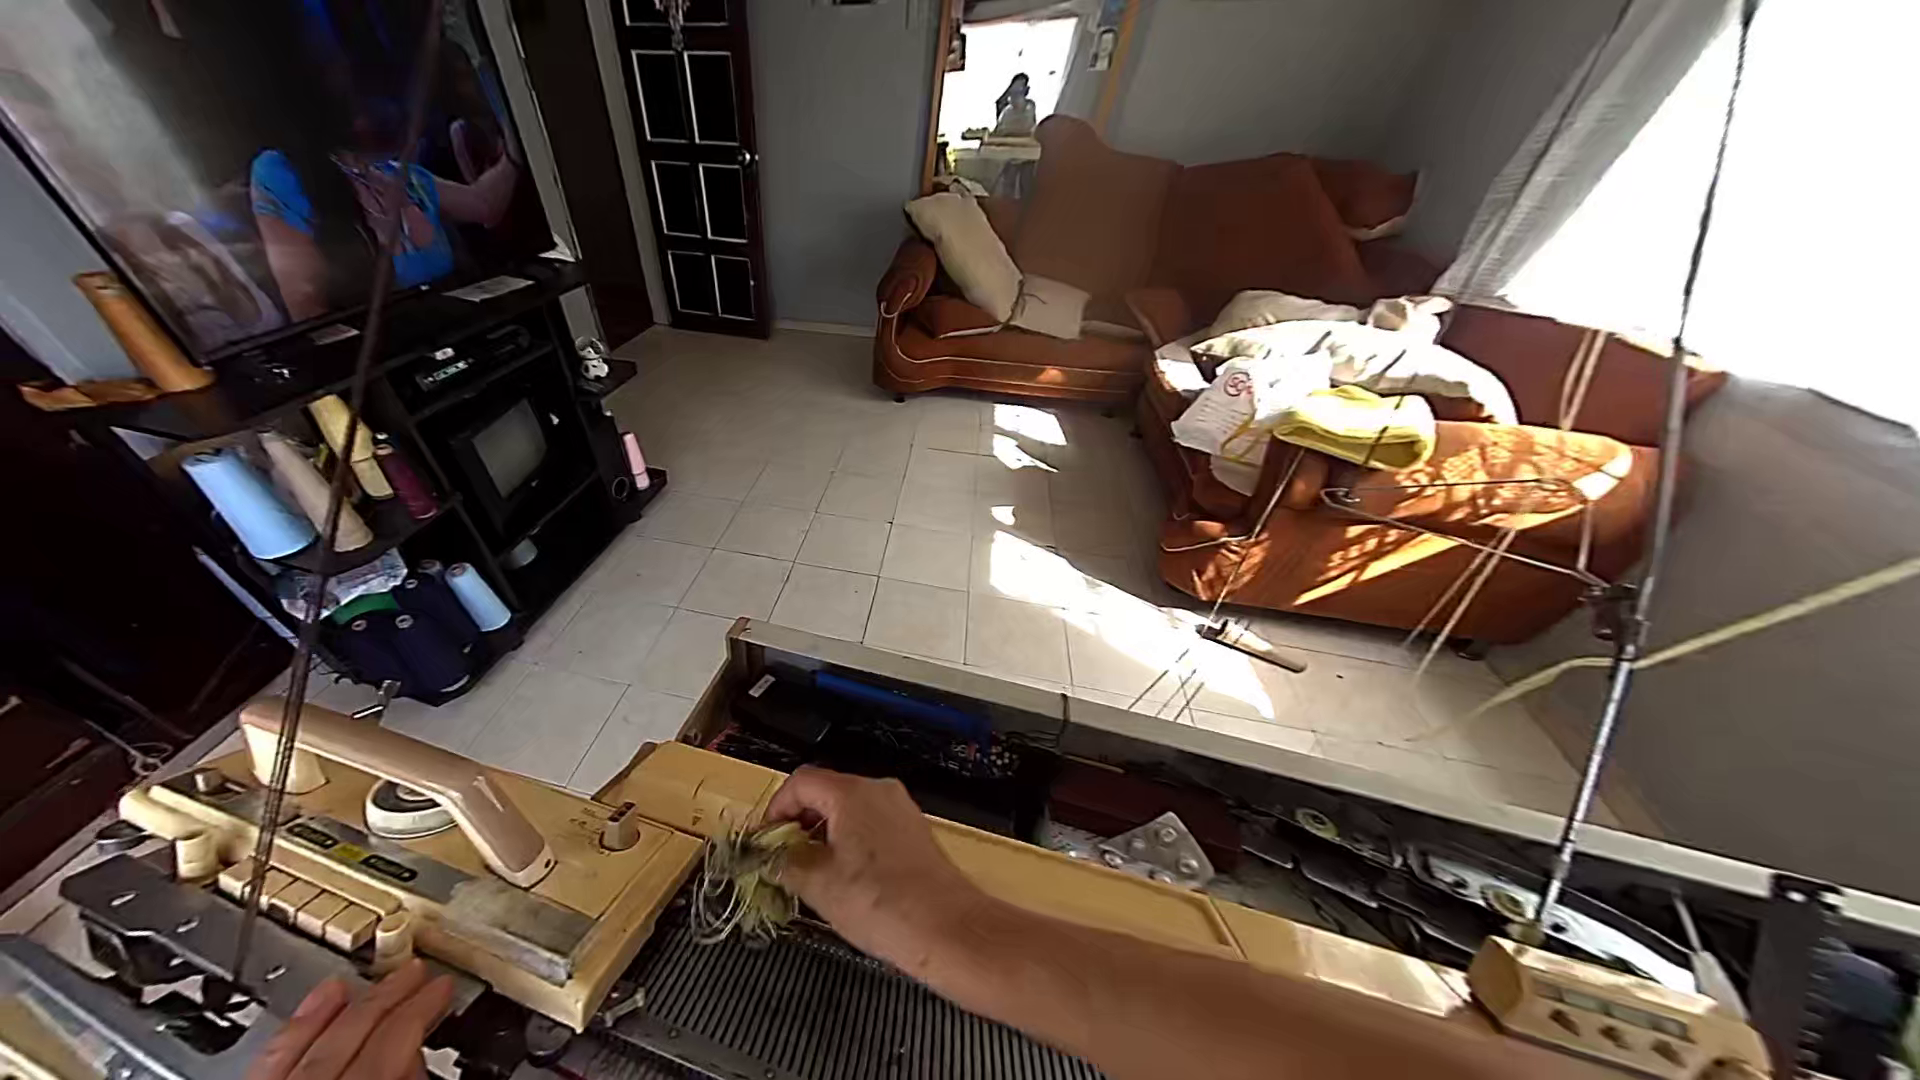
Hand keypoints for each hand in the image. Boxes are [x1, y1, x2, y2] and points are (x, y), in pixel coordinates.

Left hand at [245, 959, 453, 1079]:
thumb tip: (418, 1052)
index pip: (391, 1041)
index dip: (423, 1007)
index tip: (443, 985)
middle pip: (349, 1036)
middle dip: (388, 996)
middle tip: (416, 969)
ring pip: (301, 1045)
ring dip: (338, 1006)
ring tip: (364, 976)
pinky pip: (264, 1066)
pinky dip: (293, 1031)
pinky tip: (313, 1005)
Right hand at [765, 767, 988, 975]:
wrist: (944, 925)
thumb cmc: (882, 902)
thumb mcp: (819, 885)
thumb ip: (787, 862)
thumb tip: (771, 857)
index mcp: (852, 792)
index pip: (801, 781)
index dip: (776, 809)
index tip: (765, 840)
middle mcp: (878, 790)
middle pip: (826, 791)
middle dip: (799, 822)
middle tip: (782, 858)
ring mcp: (899, 807)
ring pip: (849, 808)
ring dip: (823, 832)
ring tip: (811, 872)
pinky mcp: (912, 828)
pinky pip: (871, 822)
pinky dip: (850, 840)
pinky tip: (845, 876)